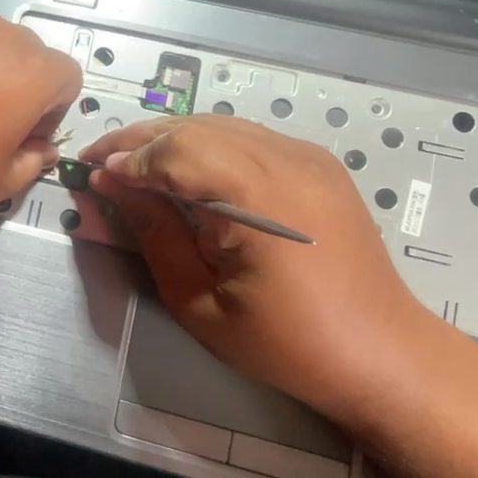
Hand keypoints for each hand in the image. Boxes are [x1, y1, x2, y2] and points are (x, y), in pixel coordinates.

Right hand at [78, 116, 449, 419]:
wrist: (383, 353)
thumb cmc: (286, 343)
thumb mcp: (199, 301)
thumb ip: (154, 233)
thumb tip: (111, 183)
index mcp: (264, 200)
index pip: (179, 151)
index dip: (130, 158)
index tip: (93, 175)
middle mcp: (290, 163)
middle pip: (197, 128)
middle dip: (141, 140)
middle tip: (100, 161)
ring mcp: (309, 158)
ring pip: (220, 124)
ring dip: (170, 137)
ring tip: (132, 162)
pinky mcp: (318, 164)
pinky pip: (246, 135)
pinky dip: (204, 142)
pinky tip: (182, 166)